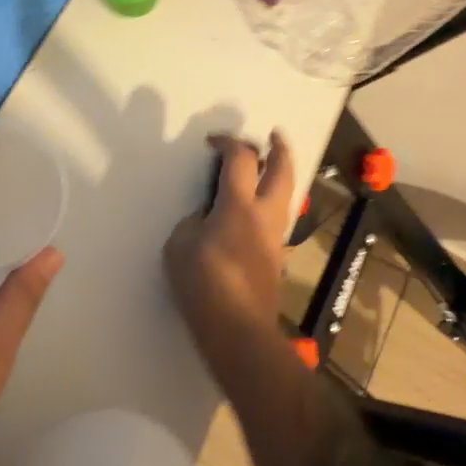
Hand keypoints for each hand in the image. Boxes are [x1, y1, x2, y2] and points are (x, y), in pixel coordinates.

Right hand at [163, 131, 295, 361]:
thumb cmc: (204, 283)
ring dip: (281, 177)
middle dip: (279, 149)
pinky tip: (257, 215)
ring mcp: (274, 239)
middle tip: (274, 136)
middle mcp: (264, 216)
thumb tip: (206, 219)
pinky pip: (278, 222)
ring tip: (270, 170)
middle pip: (282, 171)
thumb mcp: (179, 245)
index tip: (213, 141)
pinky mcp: (275, 260)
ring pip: (287, 197)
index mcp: (238, 205)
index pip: (240, 159)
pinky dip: (272, 206)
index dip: (228, 142)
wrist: (238, 329)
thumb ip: (193, 223)